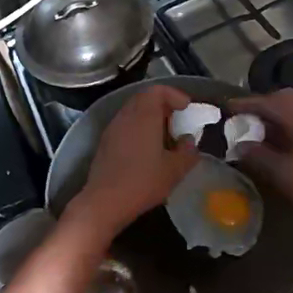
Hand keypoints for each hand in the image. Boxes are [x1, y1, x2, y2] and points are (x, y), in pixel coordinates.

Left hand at [68, 84, 199, 237]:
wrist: (104, 202)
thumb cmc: (143, 182)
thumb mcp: (175, 169)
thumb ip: (187, 151)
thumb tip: (188, 141)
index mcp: (144, 115)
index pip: (158, 90)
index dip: (175, 95)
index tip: (187, 108)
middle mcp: (126, 115)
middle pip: (144, 98)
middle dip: (163, 105)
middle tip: (178, 121)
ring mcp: (112, 128)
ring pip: (133, 112)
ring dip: (150, 117)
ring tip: (165, 136)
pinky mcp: (105, 142)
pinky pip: (125, 125)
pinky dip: (139, 128)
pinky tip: (147, 149)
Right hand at [228, 89, 292, 241]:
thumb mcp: (283, 174)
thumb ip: (258, 156)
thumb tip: (239, 145)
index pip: (267, 102)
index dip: (244, 104)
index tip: (226, 108)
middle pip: (284, 98)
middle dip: (262, 105)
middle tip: (244, 119)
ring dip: (277, 114)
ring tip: (260, 131)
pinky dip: (290, 123)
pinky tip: (284, 141)